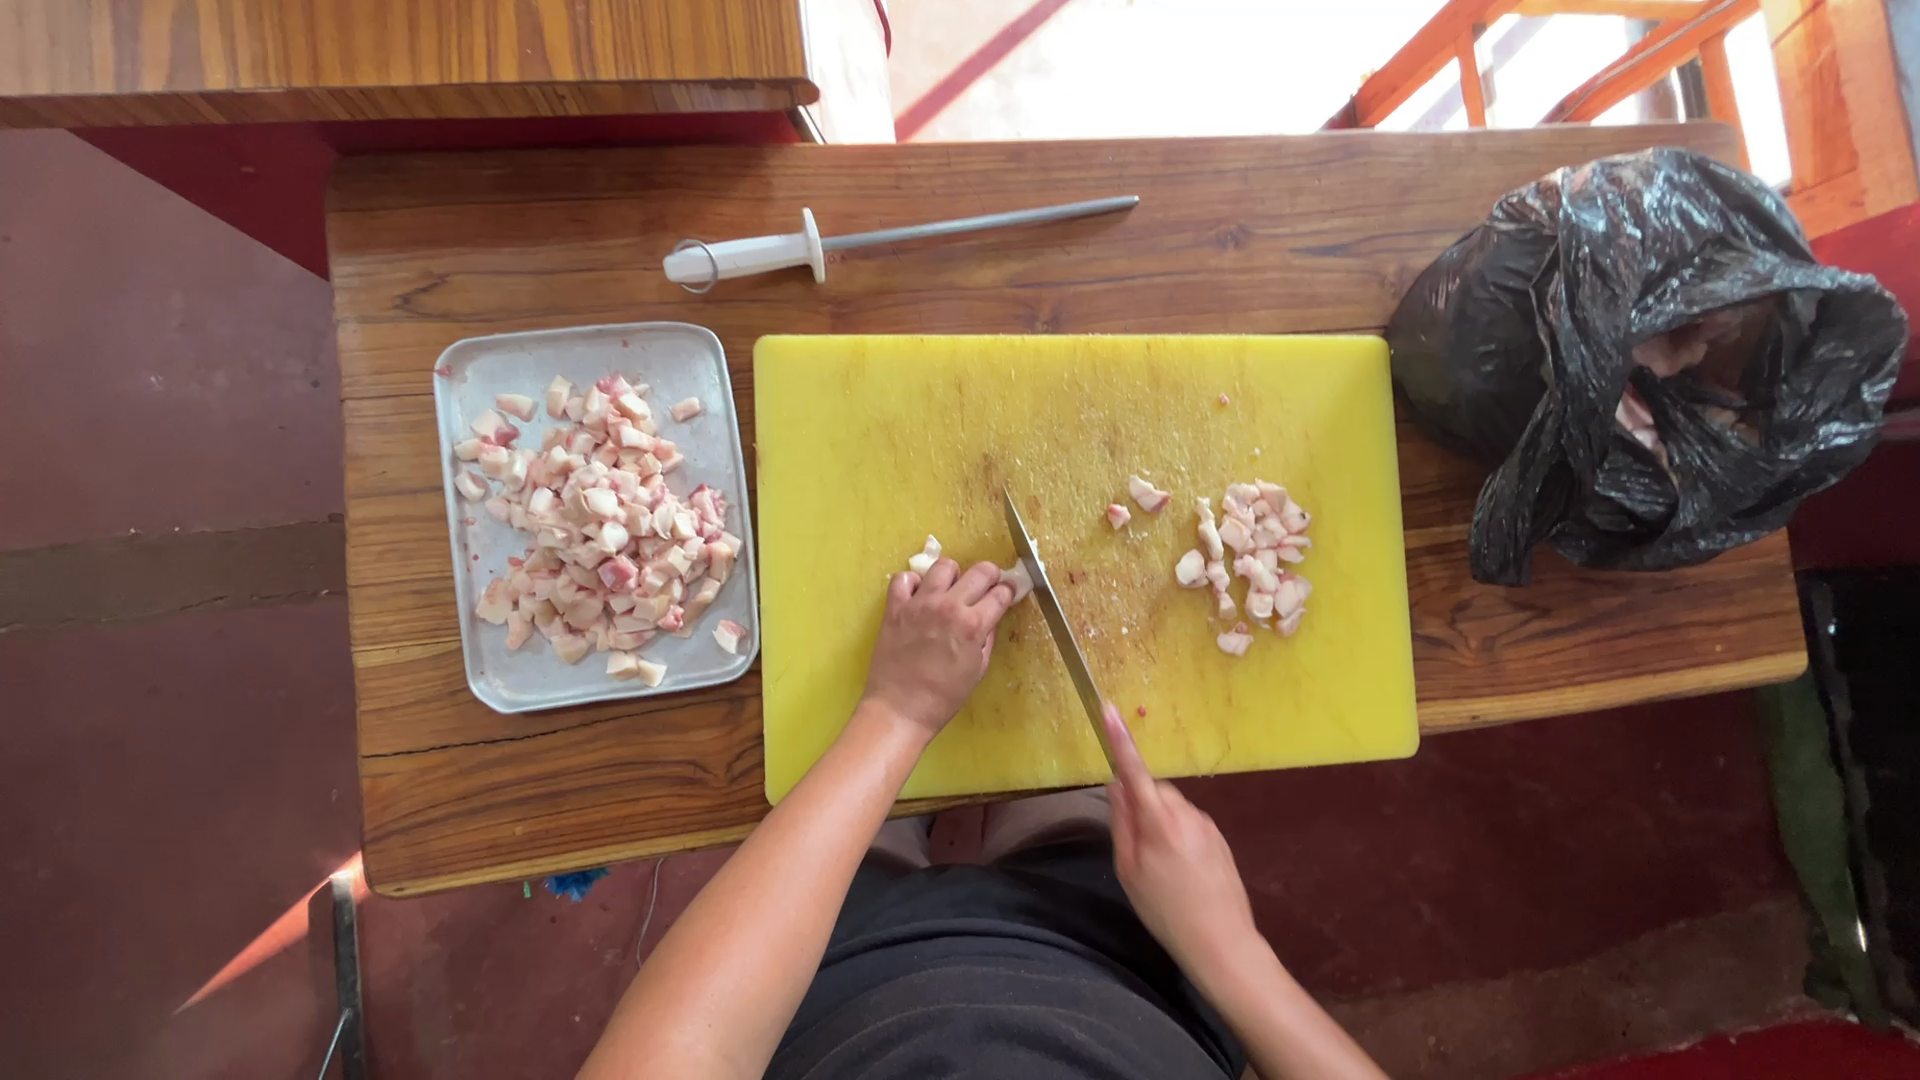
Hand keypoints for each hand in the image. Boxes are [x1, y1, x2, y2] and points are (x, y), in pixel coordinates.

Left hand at [861, 559, 1014, 740]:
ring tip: (951, 589)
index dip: (1008, 592)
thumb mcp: (977, 669)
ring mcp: (920, 604)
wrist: (901, 708)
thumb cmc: (943, 697)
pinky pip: (904, 578)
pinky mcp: (895, 607)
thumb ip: (986, 639)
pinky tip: (919, 595)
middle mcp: (949, 606)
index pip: (1000, 594)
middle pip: (980, 572)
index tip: (1007, 592)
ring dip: (953, 575)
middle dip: (990, 576)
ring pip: (943, 566)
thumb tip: (990, 619)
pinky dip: (913, 582)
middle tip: (987, 585)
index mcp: (973, 625)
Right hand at [1105, 704, 1259, 973]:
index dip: (1120, 739)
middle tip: (1135, 847)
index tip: (1109, 709)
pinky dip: (1178, 833)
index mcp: (1158, 821)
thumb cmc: (1164, 910)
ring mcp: (1206, 823)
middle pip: (1153, 789)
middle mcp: (1185, 813)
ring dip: (1160, 821)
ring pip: (1172, 806)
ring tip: (1162, 867)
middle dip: (1142, 804)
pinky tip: (1181, 869)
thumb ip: (1121, 821)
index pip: (1133, 770)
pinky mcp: (1219, 836)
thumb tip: (1115, 783)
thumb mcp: (1128, 870)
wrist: (1222, 943)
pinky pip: (1189, 821)